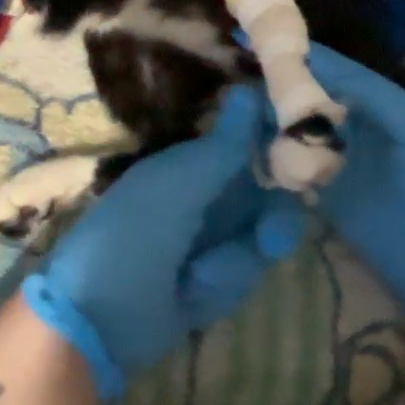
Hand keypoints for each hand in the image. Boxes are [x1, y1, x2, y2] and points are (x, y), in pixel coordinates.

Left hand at [21, 87, 301, 400]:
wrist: (99, 316)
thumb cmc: (134, 233)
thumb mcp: (179, 182)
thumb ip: (225, 144)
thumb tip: (252, 89)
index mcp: (194, 162)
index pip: (251, 142)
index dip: (279, 147)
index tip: (305, 161)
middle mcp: (212, 194)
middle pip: (271, 193)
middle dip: (274, 216)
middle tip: (268, 234)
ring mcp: (217, 239)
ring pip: (264, 236)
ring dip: (238, 258)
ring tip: (202, 275)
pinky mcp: (220, 282)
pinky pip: (248, 272)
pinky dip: (225, 283)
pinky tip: (194, 292)